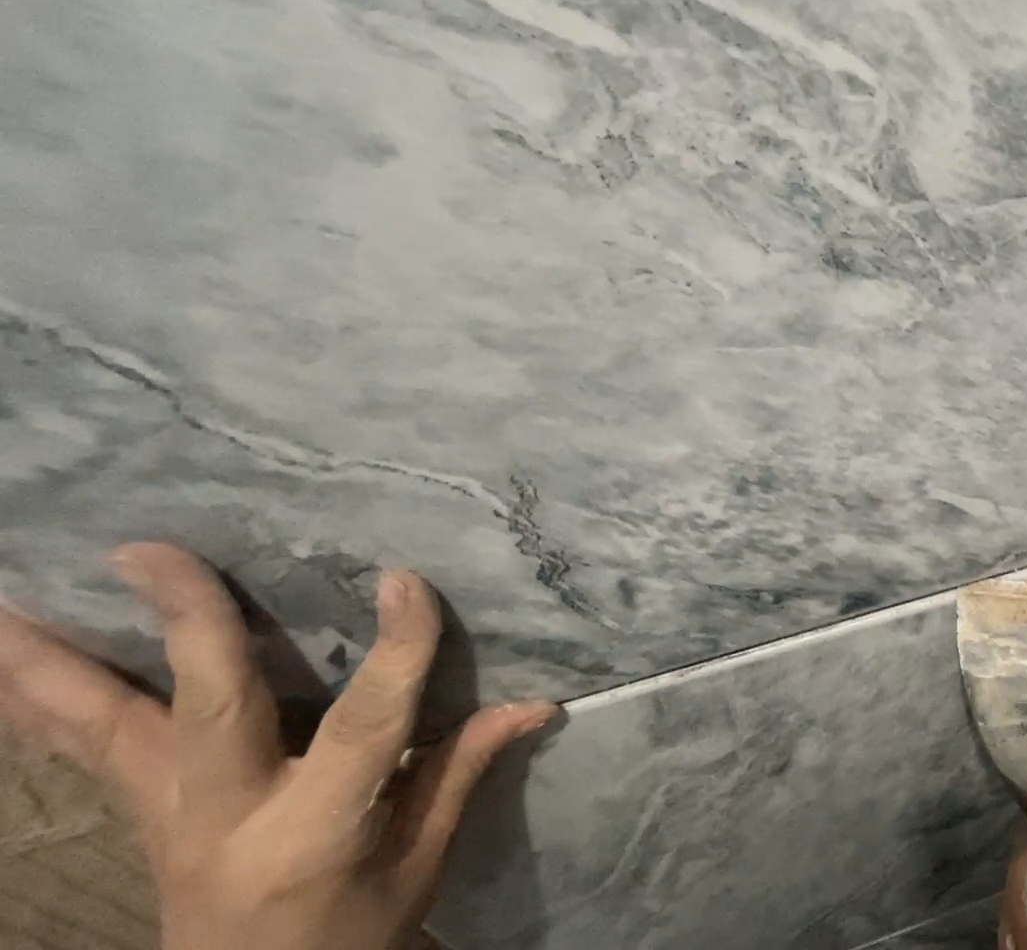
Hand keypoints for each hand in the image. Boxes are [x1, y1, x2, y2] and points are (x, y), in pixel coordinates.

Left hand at [0, 543, 556, 949]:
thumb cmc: (353, 930)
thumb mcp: (421, 860)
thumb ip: (461, 769)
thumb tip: (535, 702)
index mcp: (313, 831)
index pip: (364, 724)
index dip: (394, 651)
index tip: (405, 581)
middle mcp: (224, 818)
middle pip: (206, 711)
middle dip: (187, 627)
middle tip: (150, 553)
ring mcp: (163, 818)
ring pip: (100, 732)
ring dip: (48, 665)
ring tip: (14, 597)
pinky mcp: (141, 814)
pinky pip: (83, 749)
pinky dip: (41, 699)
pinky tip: (17, 654)